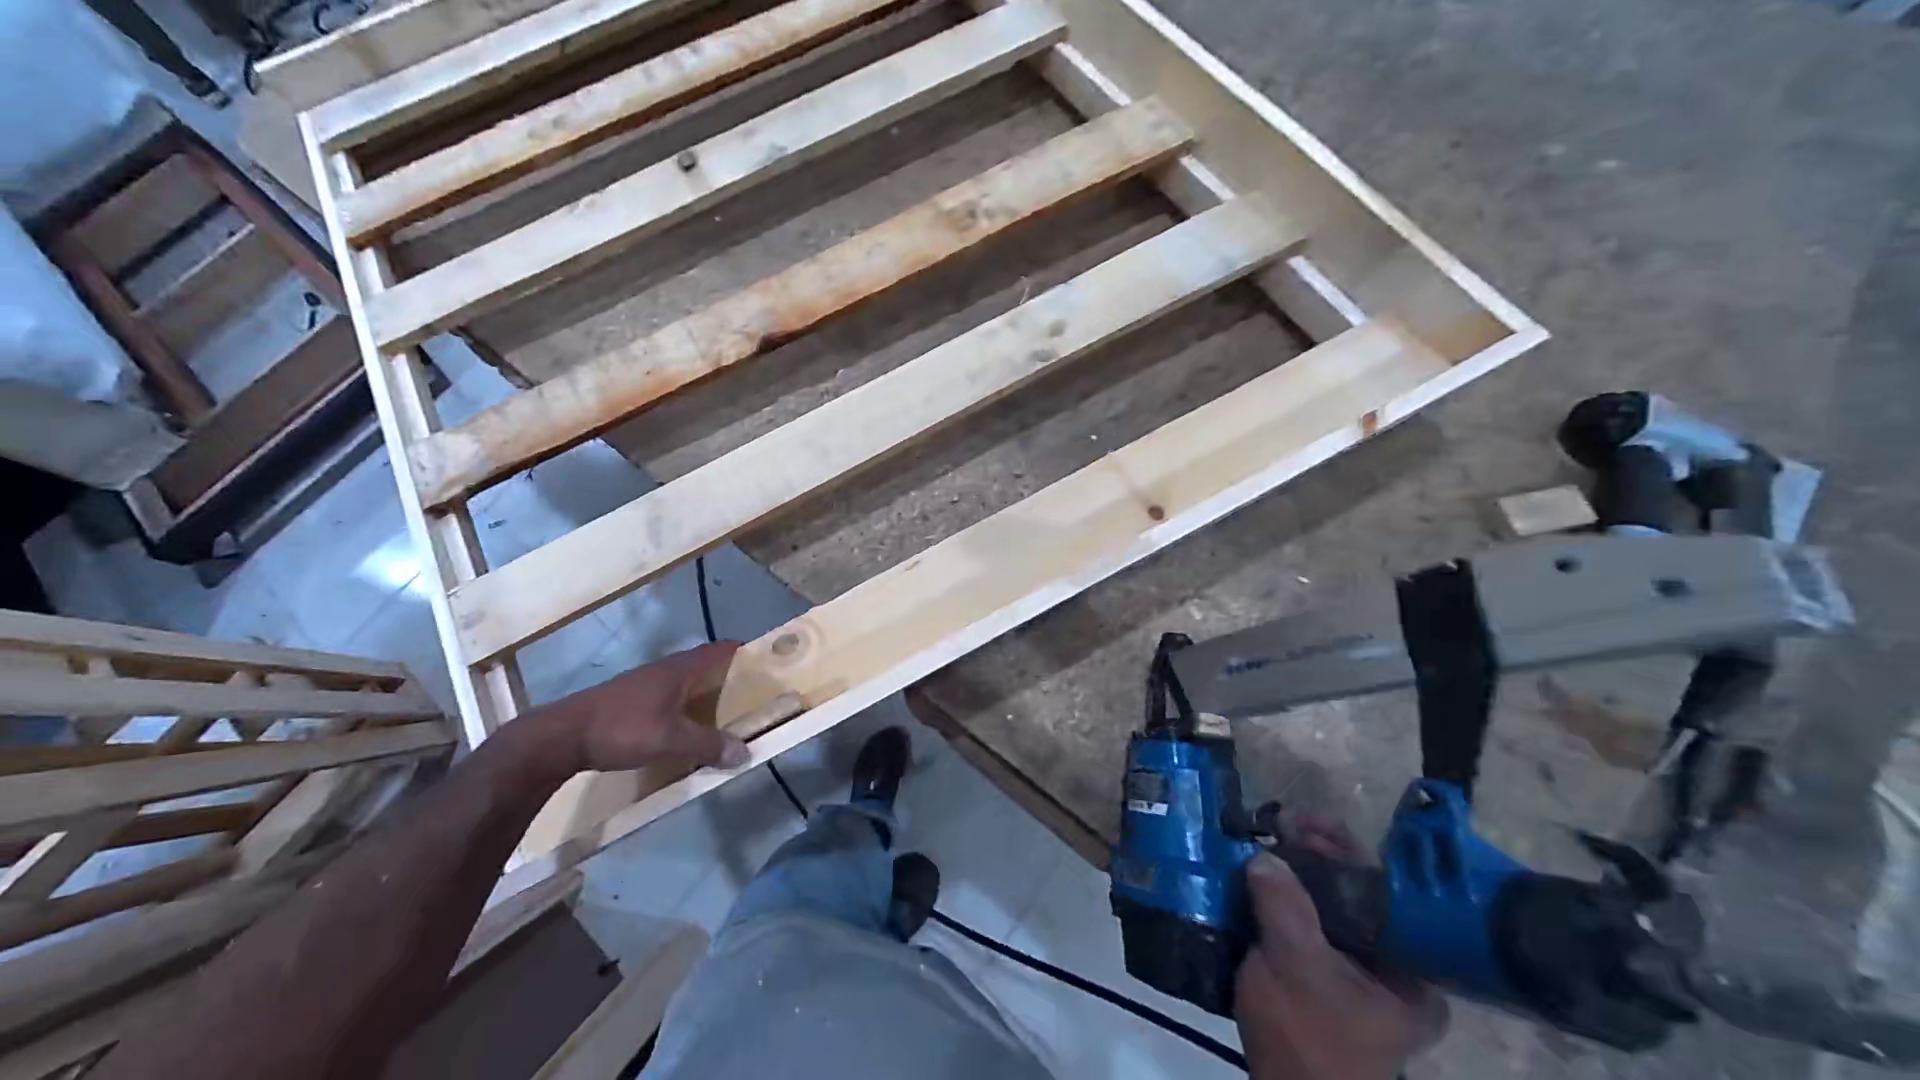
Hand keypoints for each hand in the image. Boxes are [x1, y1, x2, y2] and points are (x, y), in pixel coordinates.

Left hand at [527, 642, 751, 775]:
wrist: (561, 737)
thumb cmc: (623, 729)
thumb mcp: (673, 741)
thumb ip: (710, 745)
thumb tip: (746, 753)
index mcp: (680, 669)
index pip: (719, 650)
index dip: (743, 650)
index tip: (764, 660)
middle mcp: (664, 669)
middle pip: (704, 664)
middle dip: (727, 675)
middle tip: (750, 693)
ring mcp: (644, 683)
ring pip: (684, 681)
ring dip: (704, 691)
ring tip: (722, 712)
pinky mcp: (629, 700)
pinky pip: (668, 695)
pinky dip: (684, 704)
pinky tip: (684, 725)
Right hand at [1235, 820, 1448, 1079]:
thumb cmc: (1307, 1039)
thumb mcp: (1295, 966)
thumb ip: (1283, 904)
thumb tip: (1263, 855)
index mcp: (1411, 969)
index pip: (1381, 887)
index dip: (1341, 848)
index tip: (1300, 822)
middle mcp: (1392, 966)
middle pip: (1353, 891)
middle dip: (1313, 855)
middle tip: (1275, 825)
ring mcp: (1355, 972)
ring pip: (1327, 905)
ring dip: (1293, 871)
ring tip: (1263, 841)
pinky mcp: (1322, 976)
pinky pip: (1305, 922)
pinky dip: (1281, 896)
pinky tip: (1257, 877)